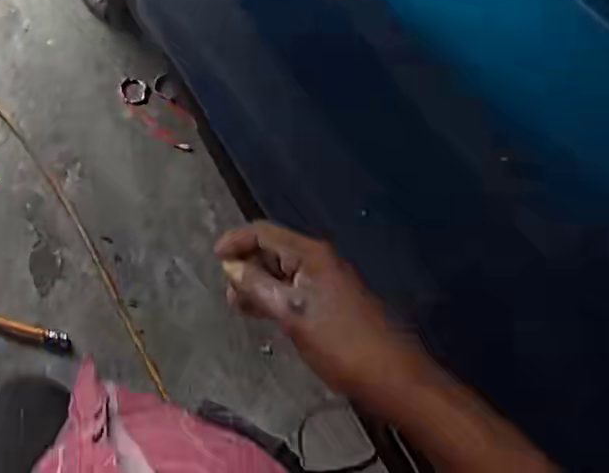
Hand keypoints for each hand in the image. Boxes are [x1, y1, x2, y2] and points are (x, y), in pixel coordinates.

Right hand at [215, 222, 436, 414]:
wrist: (393, 376)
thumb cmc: (340, 342)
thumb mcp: (291, 313)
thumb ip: (257, 286)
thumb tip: (231, 267)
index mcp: (309, 253)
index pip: (264, 232)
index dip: (237, 241)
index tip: (216, 258)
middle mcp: (316, 259)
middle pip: (272, 249)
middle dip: (246, 265)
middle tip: (228, 291)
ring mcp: (325, 279)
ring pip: (281, 270)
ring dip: (257, 283)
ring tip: (239, 306)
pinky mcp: (330, 301)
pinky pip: (293, 287)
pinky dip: (273, 295)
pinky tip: (263, 314)